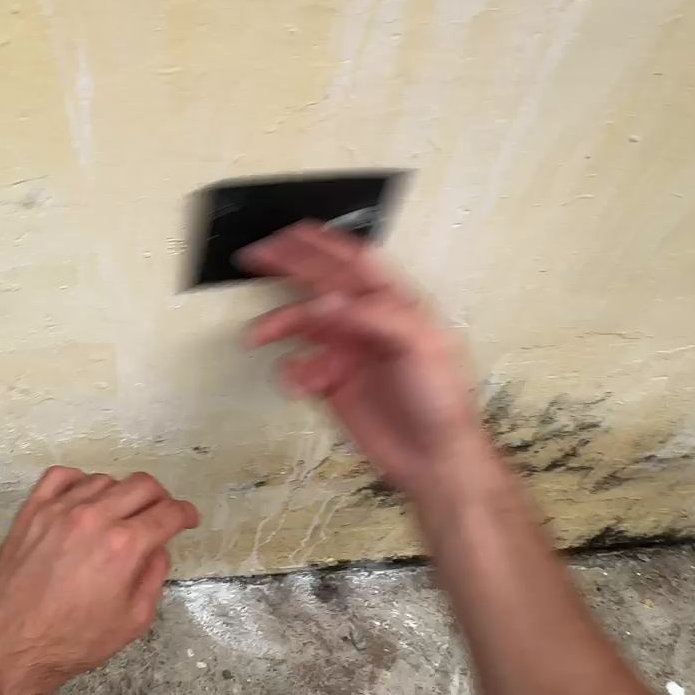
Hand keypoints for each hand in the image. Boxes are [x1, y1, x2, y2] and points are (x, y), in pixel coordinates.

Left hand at [0, 468, 199, 694]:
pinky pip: (61, 476)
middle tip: (159, 515)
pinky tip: (83, 498)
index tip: (188, 518)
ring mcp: (60, 509)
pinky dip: (79, 480)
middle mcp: (95, 517)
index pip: (168, 513)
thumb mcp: (132, 621)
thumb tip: (157, 547)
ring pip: (104, 479)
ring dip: (119, 493)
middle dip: (160, 498)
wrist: (12, 645)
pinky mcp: (32, 509)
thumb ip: (153, 577)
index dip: (185, 514)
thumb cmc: (74, 641)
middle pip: (142, 485)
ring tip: (117, 515)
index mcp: (124, 546)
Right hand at [239, 220, 489, 495]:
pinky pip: (297, 365)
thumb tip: (326, 300)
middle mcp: (366, 320)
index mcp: (393, 304)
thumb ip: (375, 316)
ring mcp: (346, 349)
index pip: (352, 262)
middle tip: (253, 255)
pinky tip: (295, 383)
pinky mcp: (330, 380)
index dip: (320, 244)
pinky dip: (289, 371)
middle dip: (286, 266)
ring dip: (276, 325)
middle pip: (319, 282)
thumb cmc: (440, 400)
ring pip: (300, 324)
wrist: (433, 460)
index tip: (288, 234)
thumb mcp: (422, 346)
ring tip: (256, 335)